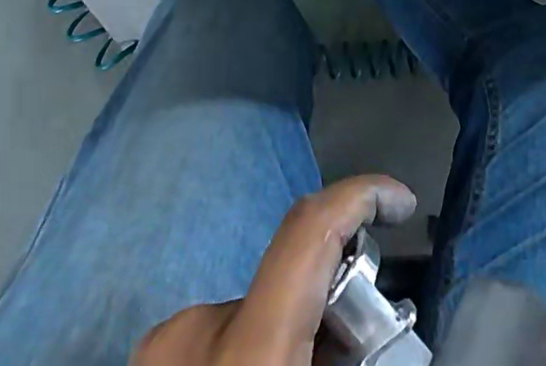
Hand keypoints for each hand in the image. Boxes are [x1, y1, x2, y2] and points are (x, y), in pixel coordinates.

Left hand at [133, 175, 417, 365]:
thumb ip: (353, 349)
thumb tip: (377, 323)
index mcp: (247, 349)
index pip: (309, 228)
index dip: (362, 195)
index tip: (401, 201)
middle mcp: (192, 329)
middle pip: (288, 278)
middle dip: (332, 298)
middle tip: (360, 341)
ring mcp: (157, 347)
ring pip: (253, 313)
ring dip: (291, 331)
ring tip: (313, 360)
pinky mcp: (144, 360)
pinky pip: (217, 340)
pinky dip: (254, 349)